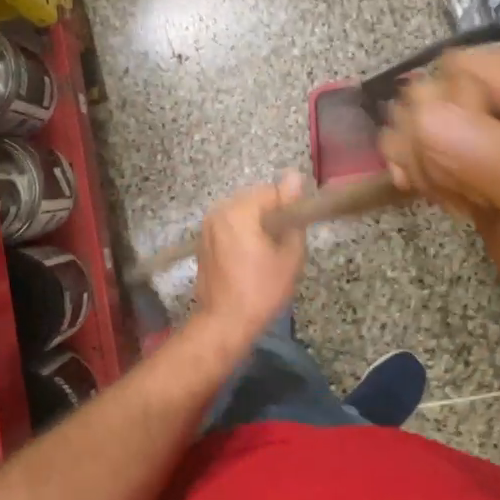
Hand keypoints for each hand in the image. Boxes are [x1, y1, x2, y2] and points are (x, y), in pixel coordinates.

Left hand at [190, 173, 306, 344]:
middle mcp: (218, 212)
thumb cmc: (261, 291)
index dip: (289, 208)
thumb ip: (293, 215)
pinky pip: (228, 227)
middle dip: (271, 216)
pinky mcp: (202, 242)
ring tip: (268, 253)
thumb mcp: (289, 255)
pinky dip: (241, 235)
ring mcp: (207, 227)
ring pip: (241, 214)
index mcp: (239, 211)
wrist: (224, 322)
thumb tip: (294, 177)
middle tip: (284, 243)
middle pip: (254, 200)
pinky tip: (250, 259)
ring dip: (256, 225)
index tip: (297, 230)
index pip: (272, 192)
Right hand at [379, 48, 499, 328]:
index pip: (465, 75)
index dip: (453, 127)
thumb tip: (424, 116)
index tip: (472, 185)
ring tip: (460, 201)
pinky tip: (446, 200)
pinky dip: (419, 170)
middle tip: (464, 197)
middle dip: (433, 146)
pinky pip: (421, 135)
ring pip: (422, 112)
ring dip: (424, 162)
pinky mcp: (477, 140)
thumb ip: (499, 162)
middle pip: (437, 90)